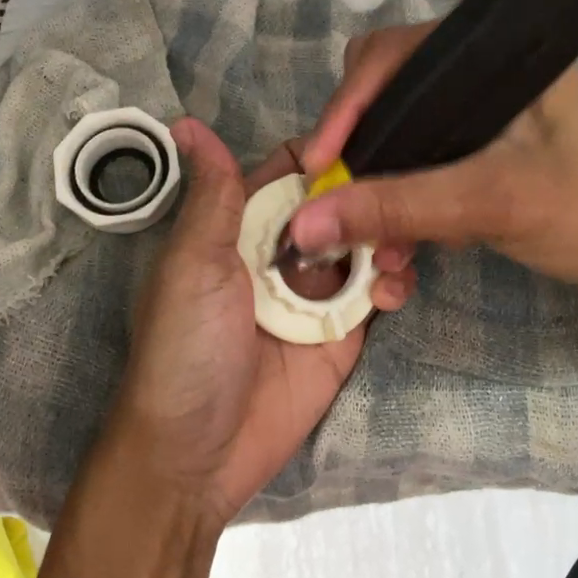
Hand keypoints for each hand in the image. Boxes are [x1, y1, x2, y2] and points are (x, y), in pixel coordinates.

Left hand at [105, 118, 416, 523]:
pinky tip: (390, 289)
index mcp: (240, 225)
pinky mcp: (342, 333)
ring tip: (392, 251)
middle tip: (393, 199)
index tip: (368, 134)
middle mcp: (281, 250)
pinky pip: (376, 294)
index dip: (326, 150)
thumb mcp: (193, 265)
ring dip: (385, 236)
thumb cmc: (185, 349)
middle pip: (338, 203)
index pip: (291, 169)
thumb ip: (213, 196)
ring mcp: (315, 292)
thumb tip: (187, 122)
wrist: (196, 456)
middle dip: (368, 195)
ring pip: (364, 243)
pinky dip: (392, 283)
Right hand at [293, 21, 577, 300]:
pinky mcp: (478, 149)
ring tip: (375, 245)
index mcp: (495, 50)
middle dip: (358, 151)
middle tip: (337, 196)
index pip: (393, 55)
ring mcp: (479, 111)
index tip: (319, 164)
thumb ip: (395, 206)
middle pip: (385, 93)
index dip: (346, 105)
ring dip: (377, 188)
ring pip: (397, 134)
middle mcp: (482, 70)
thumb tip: (304, 222)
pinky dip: (402, 202)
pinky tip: (404, 247)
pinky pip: (418, 163)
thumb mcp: (488, 202)